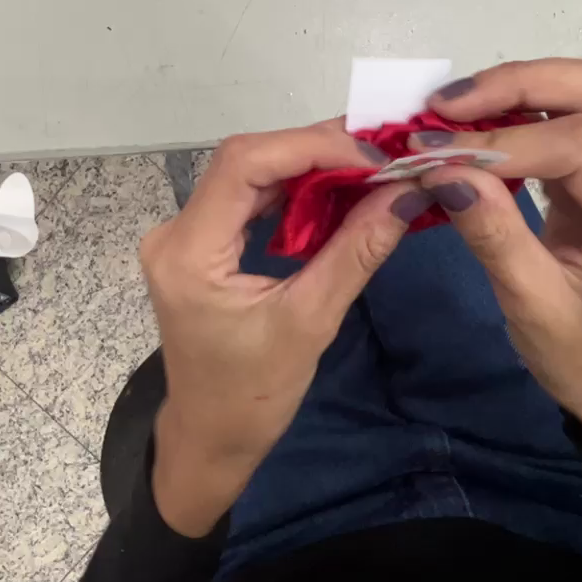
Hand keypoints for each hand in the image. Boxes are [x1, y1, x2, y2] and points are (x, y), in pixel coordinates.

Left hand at [140, 123, 424, 535]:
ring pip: (247, 174)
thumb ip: (356, 252)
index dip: (310, 146)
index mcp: (189, 253)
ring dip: (308, 166)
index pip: (244, 164)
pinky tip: (335, 190)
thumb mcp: (310, 323)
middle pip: (245, 161)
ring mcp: (183, 236)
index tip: (373, 155)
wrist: (209, 436)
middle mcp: (175, 232)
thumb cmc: (252, 397)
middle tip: (382, 153)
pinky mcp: (199, 244)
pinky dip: (292, 190)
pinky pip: (247, 199)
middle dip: (315, 150)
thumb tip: (406, 194)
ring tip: (369, 166)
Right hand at [414, 59, 581, 486]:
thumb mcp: (528, 304)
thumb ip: (492, 233)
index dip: (508, 139)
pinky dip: (529, 104)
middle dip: (527, 81)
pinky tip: (483, 120)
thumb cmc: (576, 352)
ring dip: (528, 83)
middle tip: (449, 104)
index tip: (437, 151)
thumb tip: (443, 172)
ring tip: (459, 106)